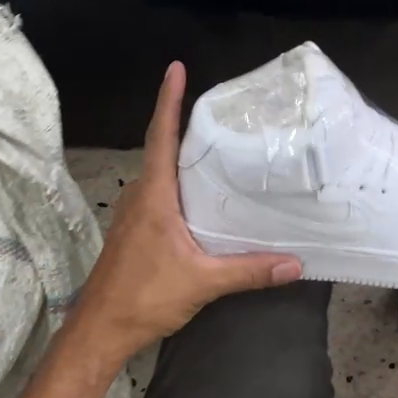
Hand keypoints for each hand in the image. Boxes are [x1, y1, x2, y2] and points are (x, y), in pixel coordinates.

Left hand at [70, 63, 302, 354]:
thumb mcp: (202, 282)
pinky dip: (178, 184)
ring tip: (214, 145)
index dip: (168, 100)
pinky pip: (159, 195)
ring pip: (159, 174)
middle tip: (214, 107)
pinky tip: (200, 198)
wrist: (101, 328)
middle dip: (181, 122)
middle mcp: (141, 197)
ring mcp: (135, 215)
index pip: (162, 137)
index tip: (176, 68)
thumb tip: (296, 264)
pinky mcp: (135, 232)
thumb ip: (248, 271)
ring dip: (180, 155)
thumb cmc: (144, 296)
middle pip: (160, 149)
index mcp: (154, 196)